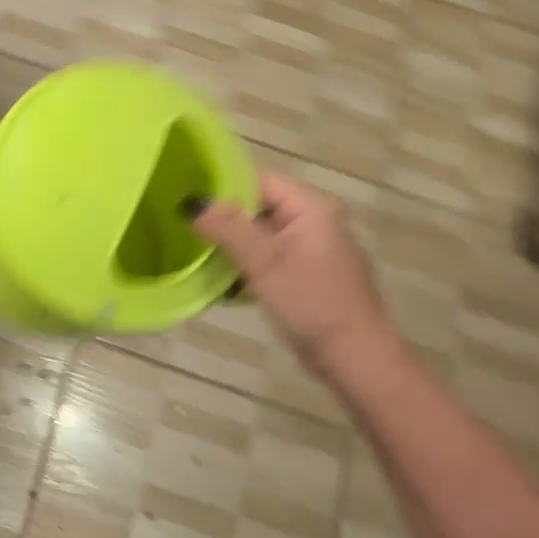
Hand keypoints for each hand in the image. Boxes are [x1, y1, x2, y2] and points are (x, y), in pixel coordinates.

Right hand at [191, 174, 393, 368]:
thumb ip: (228, 227)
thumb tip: (191, 201)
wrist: (354, 356)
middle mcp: (315, 220)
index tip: (186, 199)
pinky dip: (246, 263)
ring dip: (232, 244)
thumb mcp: (264, 262)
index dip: (222, 187)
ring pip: (261, 234)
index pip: (259, 181)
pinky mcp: (307, 274)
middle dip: (223, 218)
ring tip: (195, 253)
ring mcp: (313, 249)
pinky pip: (269, 257)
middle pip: (258, 207)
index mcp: (312, 207)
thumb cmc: (311, 302)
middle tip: (184, 228)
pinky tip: (222, 279)